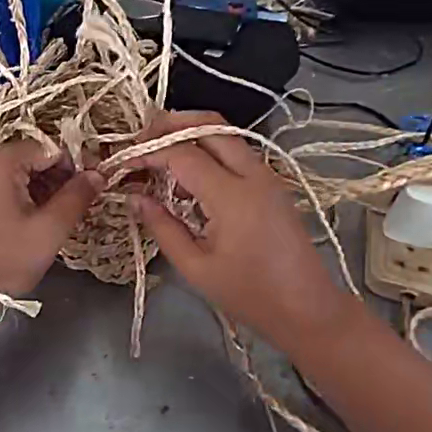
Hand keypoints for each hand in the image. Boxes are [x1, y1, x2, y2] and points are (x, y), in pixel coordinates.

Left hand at [0, 139, 104, 297]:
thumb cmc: (5, 261)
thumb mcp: (50, 229)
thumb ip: (77, 196)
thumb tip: (99, 173)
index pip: (48, 148)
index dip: (73, 167)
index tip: (89, 189)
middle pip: (30, 157)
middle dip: (56, 178)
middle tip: (73, 207)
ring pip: (15, 170)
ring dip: (39, 188)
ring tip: (53, 217)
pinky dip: (19, 194)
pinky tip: (31, 219)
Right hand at [127, 112, 358, 349]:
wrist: (307, 307)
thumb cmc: (250, 294)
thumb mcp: (196, 267)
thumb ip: (163, 227)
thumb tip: (136, 198)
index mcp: (233, 196)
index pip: (182, 153)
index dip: (149, 152)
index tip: (124, 163)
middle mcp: (254, 174)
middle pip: (210, 124)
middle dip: (171, 123)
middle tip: (141, 141)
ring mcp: (267, 175)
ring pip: (226, 134)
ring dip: (191, 135)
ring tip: (161, 162)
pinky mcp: (273, 184)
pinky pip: (237, 152)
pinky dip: (210, 152)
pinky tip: (190, 182)